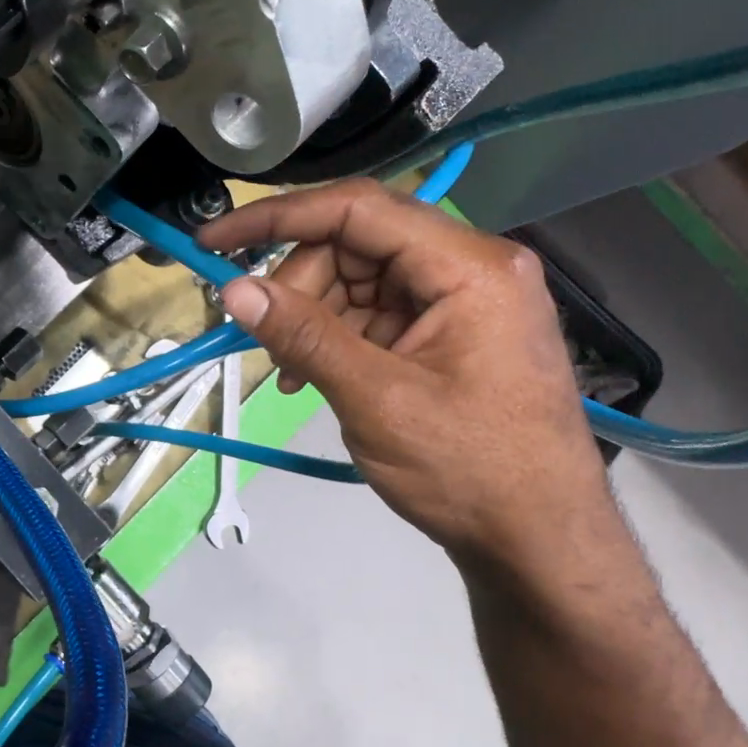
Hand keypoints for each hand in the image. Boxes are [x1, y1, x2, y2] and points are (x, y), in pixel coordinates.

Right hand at [201, 179, 608, 557]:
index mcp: (468, 267)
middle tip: (263, 338)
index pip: (356, 210)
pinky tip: (311, 378)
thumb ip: (303, 335)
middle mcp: (468, 270)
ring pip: (355, 281)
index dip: (275, 217)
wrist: (535, 537)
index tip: (212, 243)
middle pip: (353, 245)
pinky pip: (370, 316)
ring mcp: (458, 303)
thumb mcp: (374, 397)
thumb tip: (233, 291)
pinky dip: (331, 340)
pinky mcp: (444, 335)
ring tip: (291, 372)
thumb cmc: (467, 467)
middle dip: (296, 286)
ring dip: (309, 319)